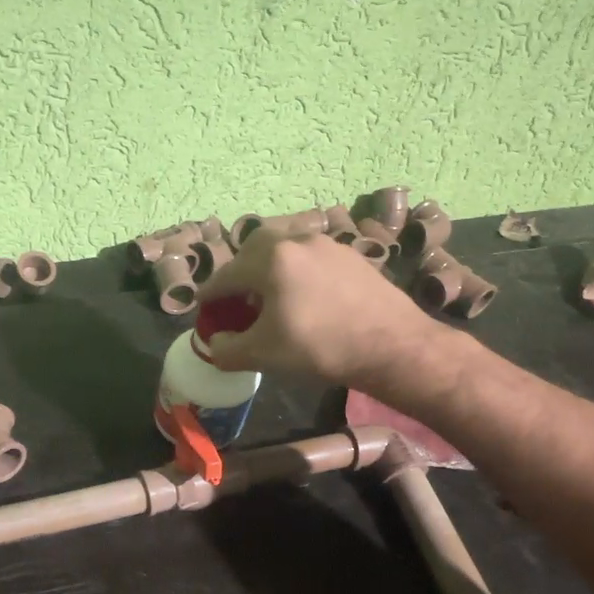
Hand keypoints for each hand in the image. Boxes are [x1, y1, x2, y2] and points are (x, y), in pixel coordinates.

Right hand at [199, 228, 438, 384]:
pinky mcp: (351, 257)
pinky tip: (303, 300)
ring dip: (268, 271)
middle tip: (236, 302)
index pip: (224, 276)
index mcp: (269, 258)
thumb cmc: (319, 347)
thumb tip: (216, 343)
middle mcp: (296, 240)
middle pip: (253, 251)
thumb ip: (227, 349)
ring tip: (269, 300)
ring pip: (284, 251)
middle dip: (238, 275)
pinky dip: (296, 274)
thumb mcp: (262, 354)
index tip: (202, 312)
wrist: (391, 345)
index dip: (209, 298)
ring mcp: (327, 244)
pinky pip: (310, 259)